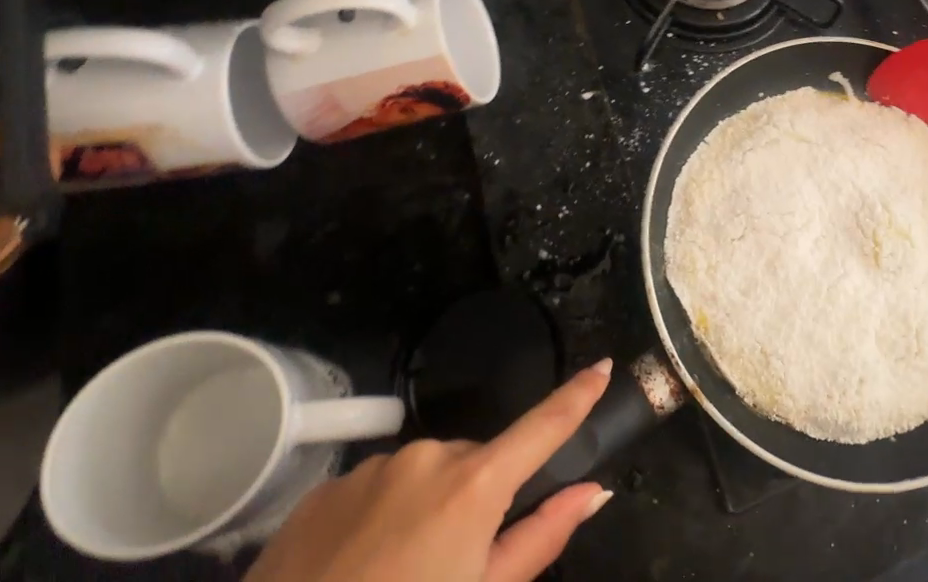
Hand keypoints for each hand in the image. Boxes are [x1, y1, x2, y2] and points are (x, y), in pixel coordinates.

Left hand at [245, 360, 613, 581]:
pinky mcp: (324, 490)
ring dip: (428, 507)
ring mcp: (370, 469)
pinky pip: (375, 489)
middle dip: (480, 497)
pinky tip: (357, 568)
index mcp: (474, 485)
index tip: (603, 366)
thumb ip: (541, 537)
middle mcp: (426, 457)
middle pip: (477, 462)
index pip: (542, 427)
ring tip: (399, 572)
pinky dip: (382, 516)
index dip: (577, 396)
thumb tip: (594, 492)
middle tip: (459, 560)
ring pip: (424, 476)